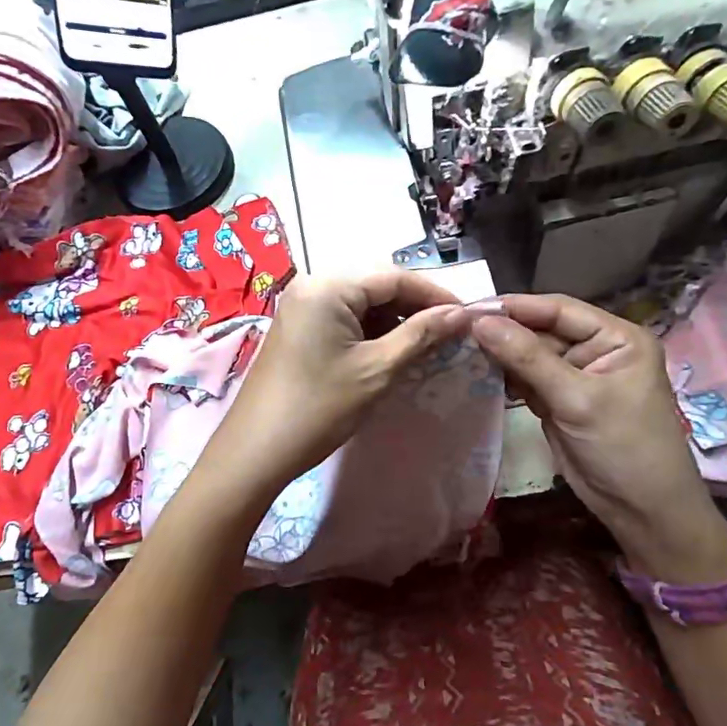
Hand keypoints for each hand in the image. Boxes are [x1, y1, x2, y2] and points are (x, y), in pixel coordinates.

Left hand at [210, 271, 471, 490]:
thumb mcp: (377, 369)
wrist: (257, 449)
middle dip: (415, 306)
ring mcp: (301, 306)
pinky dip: (371, 329)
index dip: (435, 294)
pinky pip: (343, 316)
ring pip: (361, 301)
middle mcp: (311, 284)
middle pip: (376, 284)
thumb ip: (421, 334)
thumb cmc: (320, 408)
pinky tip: (393, 349)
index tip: (468, 314)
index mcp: (328, 286)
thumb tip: (462, 314)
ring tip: (427, 343)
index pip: (394, 276)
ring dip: (394, 319)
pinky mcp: (298, 327)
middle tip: (450, 331)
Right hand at [471, 294, 726, 581]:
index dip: (515, 307)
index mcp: (617, 337)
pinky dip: (507, 381)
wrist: (641, 510)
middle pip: (541, 331)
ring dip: (501, 357)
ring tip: (462, 354)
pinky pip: (527, 381)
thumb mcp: (576, 398)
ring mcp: (576, 377)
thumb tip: (480, 322)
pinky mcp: (559, 402)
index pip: (559, 310)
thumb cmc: (623, 446)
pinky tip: (481, 378)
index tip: (469, 309)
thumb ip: (528, 358)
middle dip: (504, 334)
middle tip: (456, 333)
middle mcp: (597, 350)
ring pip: (530, 356)